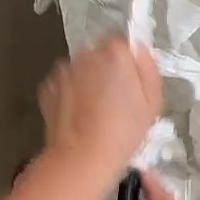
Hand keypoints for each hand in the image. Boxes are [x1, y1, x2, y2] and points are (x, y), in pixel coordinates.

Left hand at [37, 36, 161, 183]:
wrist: (80, 158)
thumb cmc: (123, 132)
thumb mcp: (152, 102)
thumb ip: (148, 68)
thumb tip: (138, 50)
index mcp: (114, 53)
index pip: (121, 41)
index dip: (126, 59)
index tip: (129, 80)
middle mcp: (86, 54)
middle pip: (98, 52)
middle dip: (105, 68)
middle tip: (113, 98)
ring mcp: (63, 69)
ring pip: (80, 68)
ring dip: (86, 80)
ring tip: (93, 110)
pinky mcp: (47, 86)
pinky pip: (64, 83)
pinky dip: (70, 93)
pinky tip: (77, 115)